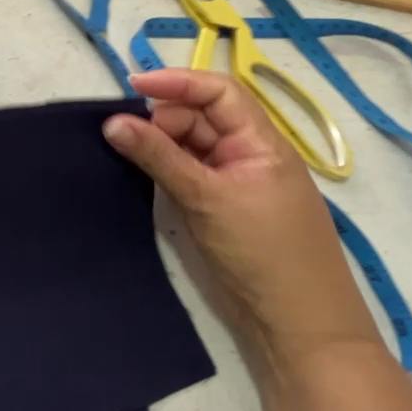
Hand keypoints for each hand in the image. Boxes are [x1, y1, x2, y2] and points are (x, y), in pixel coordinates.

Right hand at [102, 70, 411, 410]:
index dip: (177, 82)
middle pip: (201, 116)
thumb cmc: (262, 253)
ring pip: (193, 143)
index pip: (219, 92)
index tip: (132, 86)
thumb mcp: (204, 198)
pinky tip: (147, 175)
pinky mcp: (226, 205)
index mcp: (262, 143)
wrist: (301, 328)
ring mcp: (239, 180)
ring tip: (133, 157)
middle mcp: (252, 154)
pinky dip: (168, 166)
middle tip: (129, 137)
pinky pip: (192, 170)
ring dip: (162, 143)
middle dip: (163, 118)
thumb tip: (110, 120)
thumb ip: (157, 155)